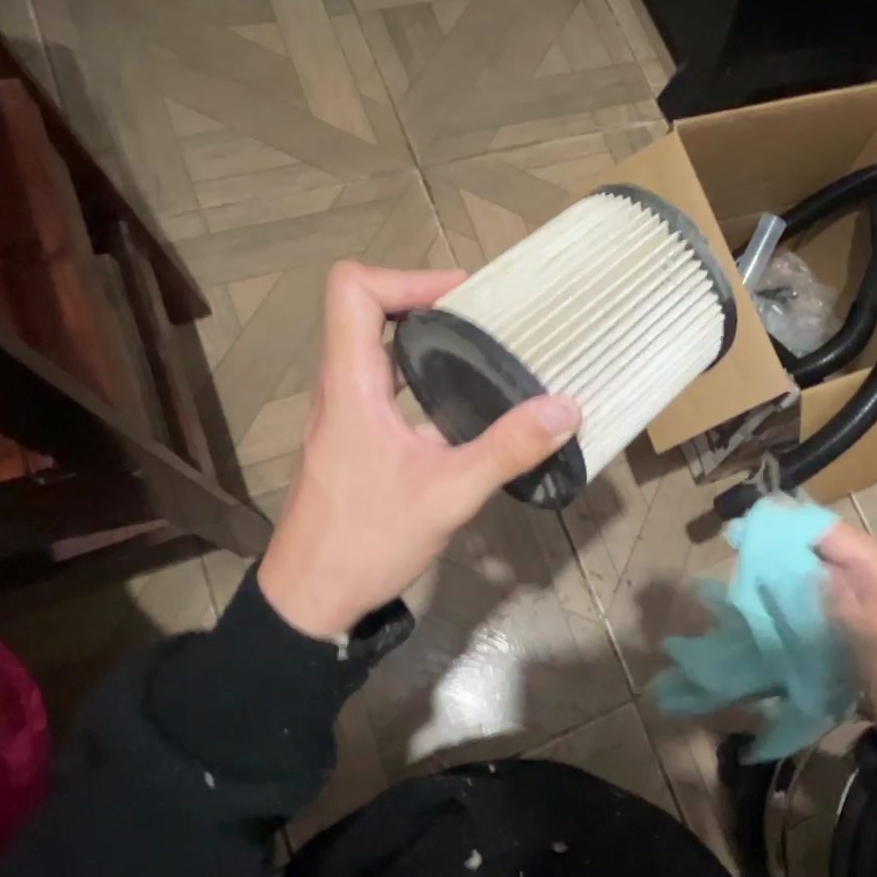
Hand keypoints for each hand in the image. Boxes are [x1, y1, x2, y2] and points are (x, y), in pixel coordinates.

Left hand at [256, 262, 581, 640]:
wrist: (311, 599)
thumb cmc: (367, 540)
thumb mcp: (448, 495)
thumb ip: (507, 449)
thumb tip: (566, 408)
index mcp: (351, 384)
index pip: (353, 289)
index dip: (408, 277)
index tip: (465, 297)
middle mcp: (342, 388)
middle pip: (369, 312)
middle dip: (431, 304)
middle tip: (491, 322)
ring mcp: (346, 416)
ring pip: (379, 351)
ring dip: (430, 343)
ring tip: (489, 357)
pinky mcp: (356, 443)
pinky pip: (389, 389)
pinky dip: (428, 382)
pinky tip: (470, 412)